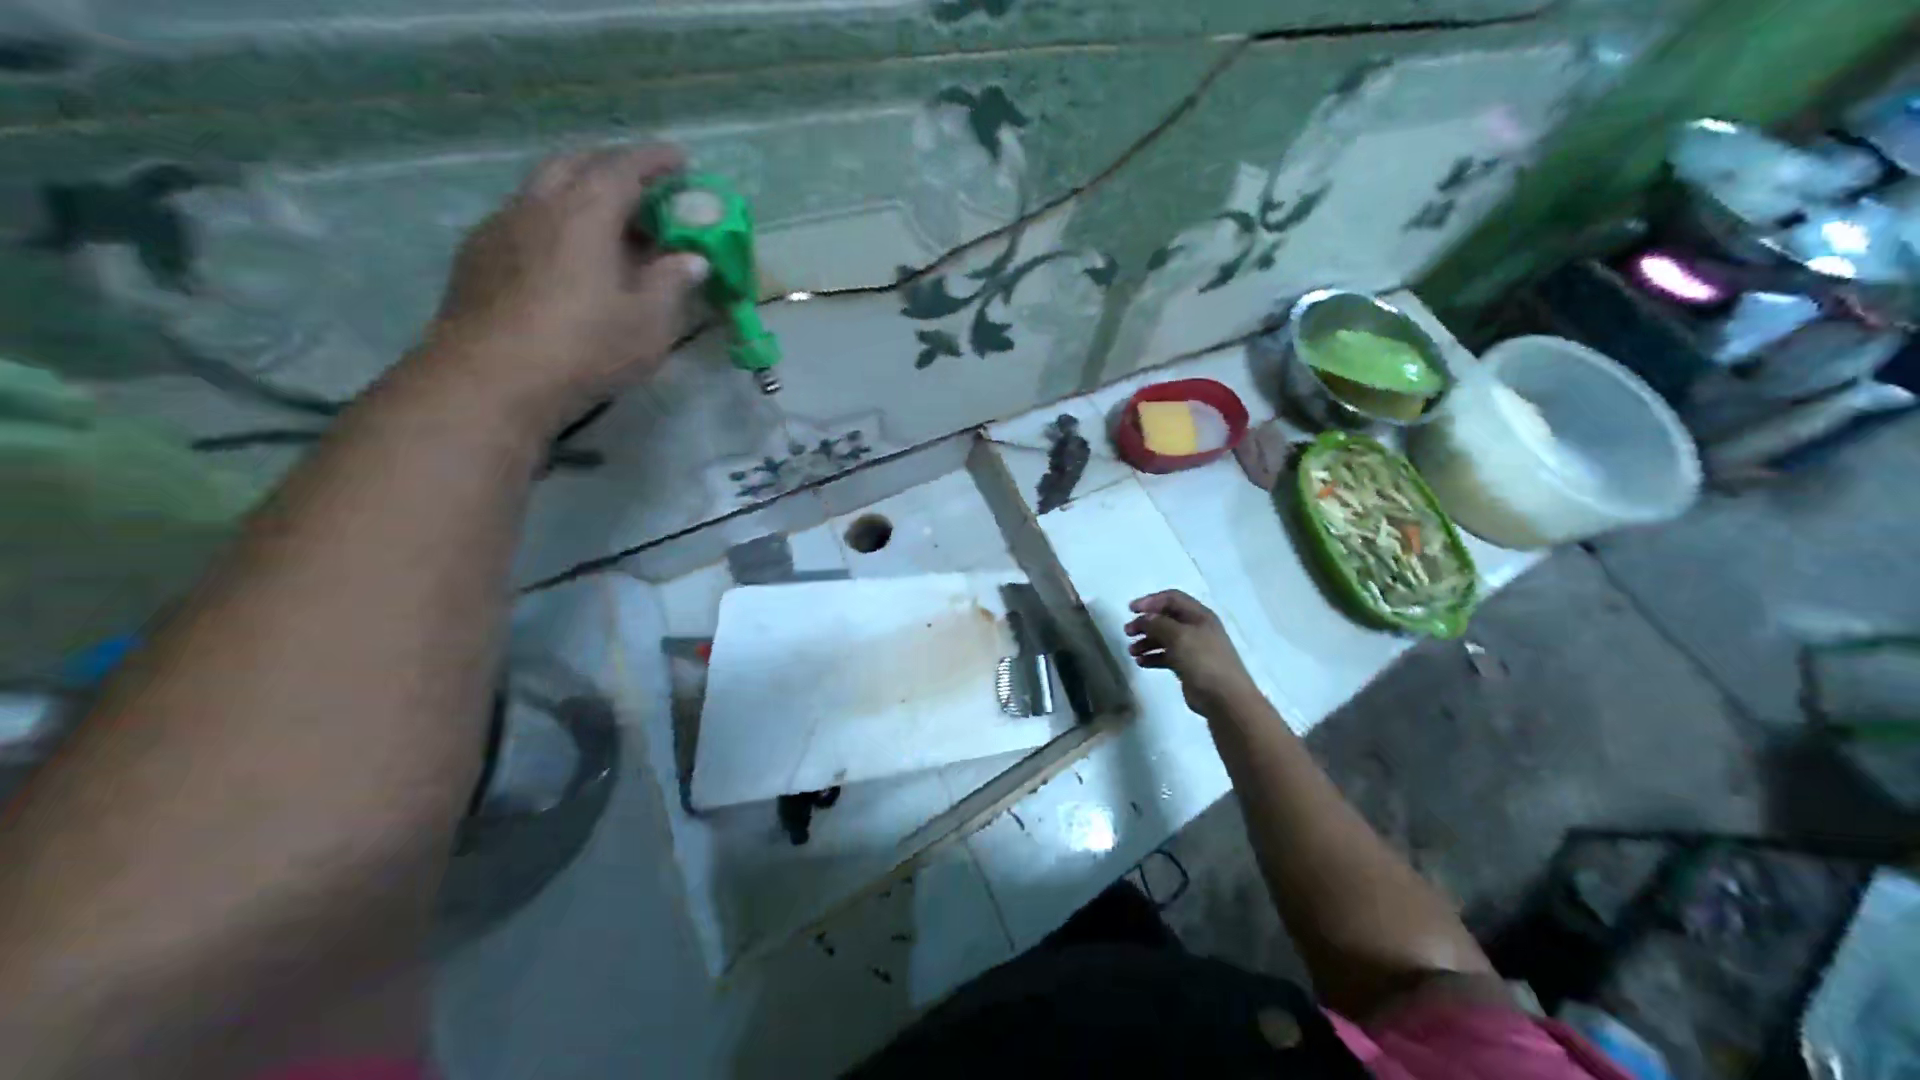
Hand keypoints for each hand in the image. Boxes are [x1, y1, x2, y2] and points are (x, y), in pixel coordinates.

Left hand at [421, 143, 710, 430]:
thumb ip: (671, 283)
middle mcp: (538, 206)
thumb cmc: (584, 348)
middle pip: (575, 164)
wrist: (492, 381)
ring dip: (578, 191)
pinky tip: (563, 253)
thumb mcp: (648, 323)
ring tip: (605, 220)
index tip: (681, 160)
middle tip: (642, 186)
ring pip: (543, 189)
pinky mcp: (478, 256)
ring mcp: (500, 228)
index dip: (655, 159)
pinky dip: (552, 219)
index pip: (623, 167)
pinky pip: (522, 218)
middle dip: (612, 165)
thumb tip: (691, 258)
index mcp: (584, 213)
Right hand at [1125, 590, 1262, 718]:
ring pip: (1164, 638)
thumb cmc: (1203, 660)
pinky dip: (1152, 657)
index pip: (1171, 599)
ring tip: (1131, 651)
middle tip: (1127, 632)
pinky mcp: (1187, 666)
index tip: (1131, 610)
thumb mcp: (1179, 636)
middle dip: (1145, 623)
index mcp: (1198, 615)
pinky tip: (1141, 663)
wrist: (1224, 697)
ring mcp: (1193, 648)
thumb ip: (1158, 624)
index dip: (1150, 601)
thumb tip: (1144, 618)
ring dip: (1146, 642)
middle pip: (1165, 619)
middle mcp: (1196, 628)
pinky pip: (1166, 656)